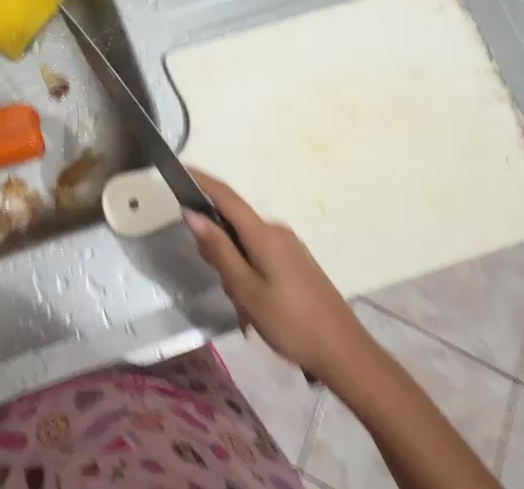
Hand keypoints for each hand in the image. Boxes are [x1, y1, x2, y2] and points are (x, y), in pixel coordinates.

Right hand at [184, 168, 376, 382]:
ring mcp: (290, 248)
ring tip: (245, 311)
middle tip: (223, 287)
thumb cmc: (290, 322)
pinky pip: (261, 258)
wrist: (344, 353)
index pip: (226, 196)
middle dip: (217, 249)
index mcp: (264, 234)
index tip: (179, 170)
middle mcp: (278, 232)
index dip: (201, 181)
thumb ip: (218, 249)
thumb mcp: (245, 289)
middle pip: (233, 225)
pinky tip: (256, 310)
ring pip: (246, 246)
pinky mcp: (297, 264)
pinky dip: (249, 276)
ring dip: (235, 270)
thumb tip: (192, 212)